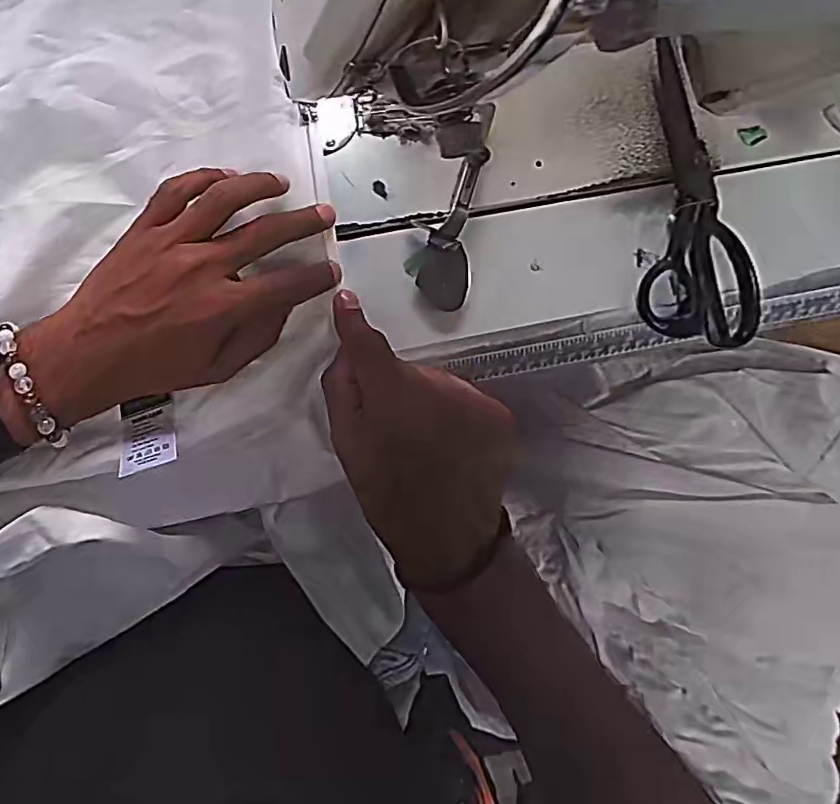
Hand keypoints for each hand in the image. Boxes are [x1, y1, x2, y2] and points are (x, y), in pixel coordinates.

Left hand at [11, 169, 338, 434]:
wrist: (87, 353)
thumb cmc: (146, 365)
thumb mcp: (213, 369)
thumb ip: (256, 338)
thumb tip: (282, 308)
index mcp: (220, 306)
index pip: (285, 283)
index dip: (314, 276)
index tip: (327, 270)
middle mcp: (200, 268)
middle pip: (265, 232)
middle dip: (303, 223)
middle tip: (320, 216)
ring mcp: (170, 243)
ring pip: (224, 198)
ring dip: (259, 186)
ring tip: (278, 184)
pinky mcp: (144, 230)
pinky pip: (176, 191)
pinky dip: (202, 178)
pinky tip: (222, 177)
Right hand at [323, 289, 517, 589]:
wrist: (446, 537)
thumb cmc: (389, 493)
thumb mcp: (346, 442)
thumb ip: (342, 389)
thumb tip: (347, 354)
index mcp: (391, 395)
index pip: (368, 343)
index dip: (353, 321)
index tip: (347, 302)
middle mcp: (436, 388)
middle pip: (405, 367)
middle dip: (395, 384)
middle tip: (391, 422)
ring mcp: (471, 399)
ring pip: (436, 382)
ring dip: (428, 399)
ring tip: (423, 439)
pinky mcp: (497, 412)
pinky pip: (463, 397)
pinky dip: (454, 412)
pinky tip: (448, 442)